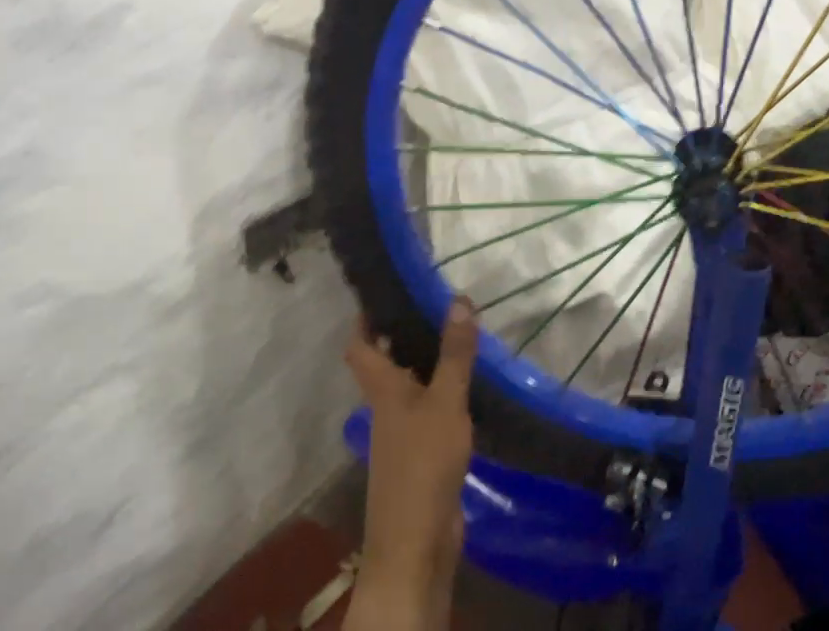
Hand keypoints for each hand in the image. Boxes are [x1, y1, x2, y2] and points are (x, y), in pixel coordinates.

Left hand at [342, 298, 476, 630]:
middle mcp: (386, 407)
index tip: (382, 292)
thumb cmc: (424, 461)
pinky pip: (428, 413)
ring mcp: (402, 434)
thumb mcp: (445, 401)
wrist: (417, 537)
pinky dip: (443, 395)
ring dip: (426, 365)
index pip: (359, 347)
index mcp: (382, 390)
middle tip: (434, 307)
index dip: (364, 320)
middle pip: (384, 365)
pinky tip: (469, 390)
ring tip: (459, 339)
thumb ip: (454, 354)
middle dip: (402, 337)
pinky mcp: (421, 455)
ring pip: (409, 388)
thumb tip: (458, 300)